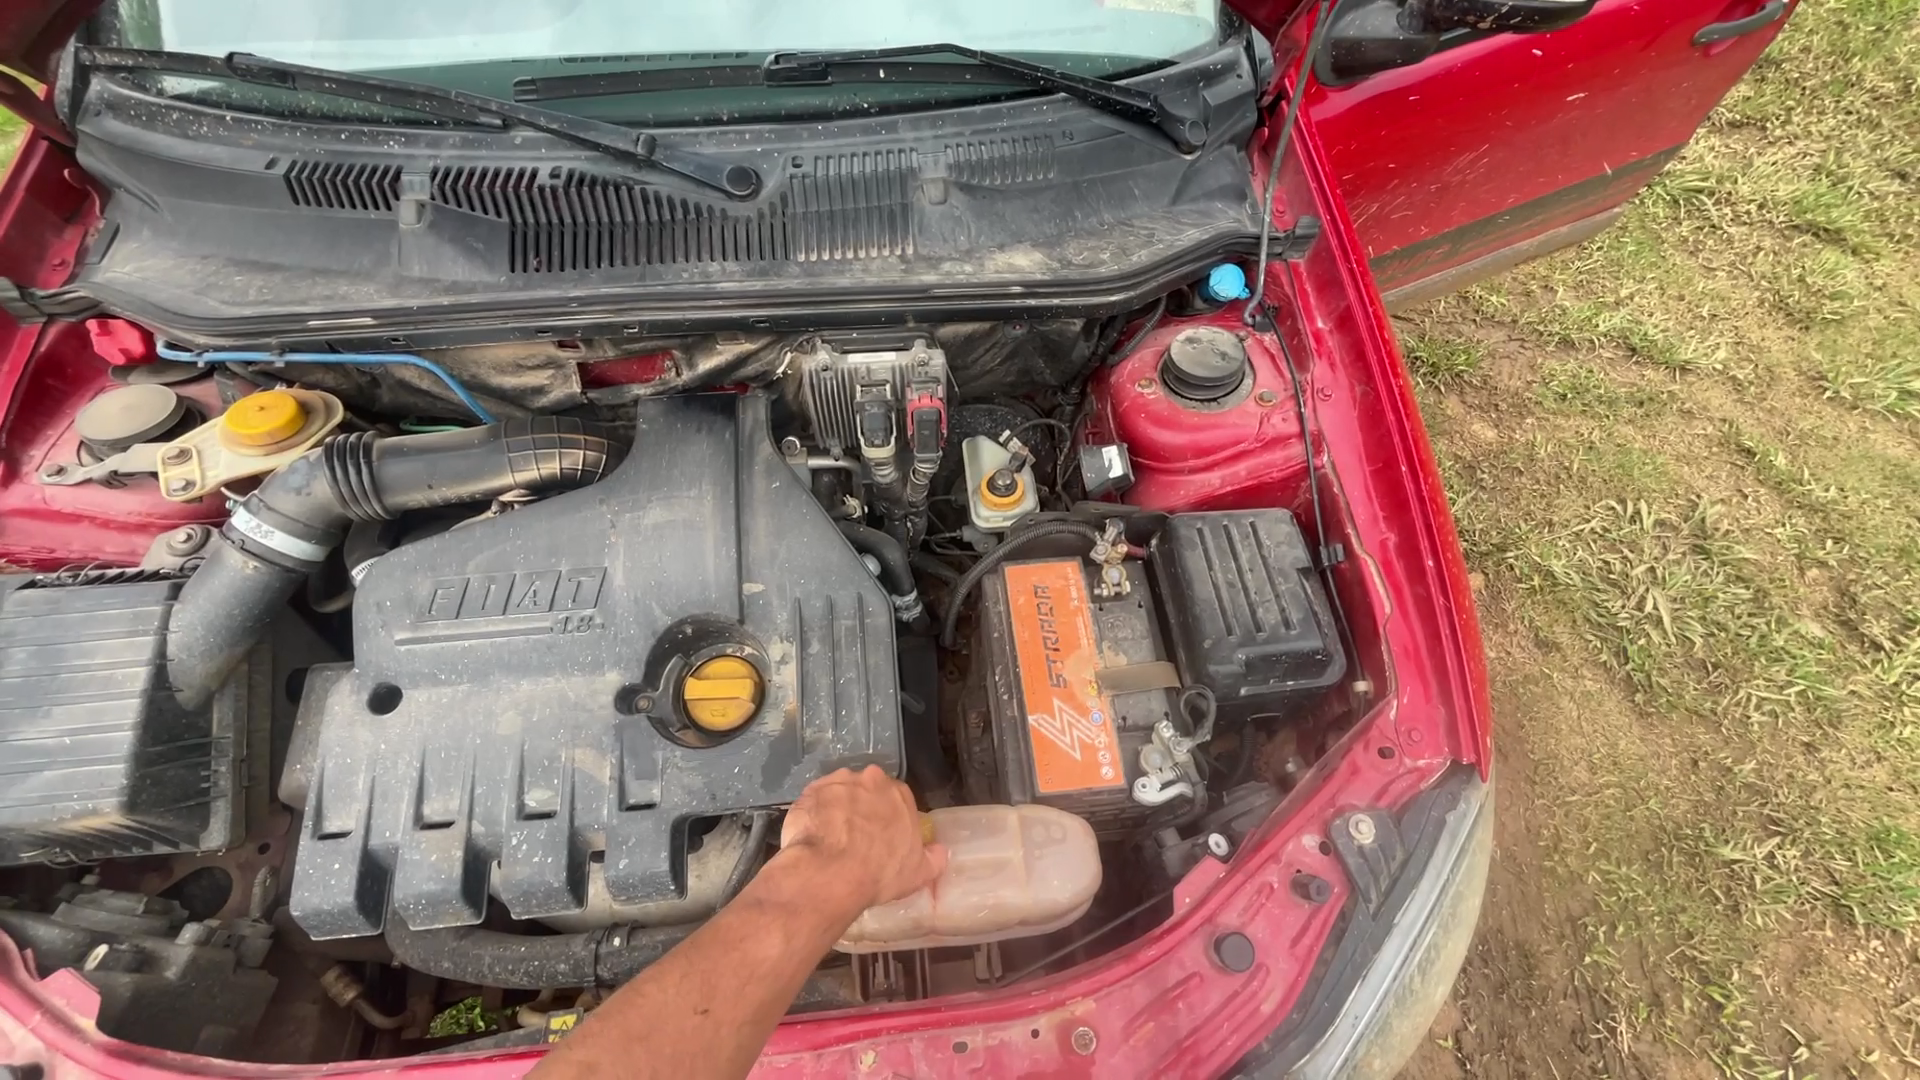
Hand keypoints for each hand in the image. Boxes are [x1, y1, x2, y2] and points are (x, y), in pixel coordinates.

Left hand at [778, 766, 947, 912]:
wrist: (831, 872)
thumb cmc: (879, 871)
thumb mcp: (918, 873)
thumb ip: (934, 858)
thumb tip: (941, 852)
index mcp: (900, 793)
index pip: (897, 799)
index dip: (888, 818)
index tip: (881, 837)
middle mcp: (871, 779)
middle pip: (867, 790)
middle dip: (862, 808)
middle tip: (855, 837)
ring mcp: (838, 781)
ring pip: (840, 792)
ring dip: (837, 809)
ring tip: (831, 838)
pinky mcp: (811, 790)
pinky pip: (815, 800)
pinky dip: (815, 813)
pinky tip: (813, 834)